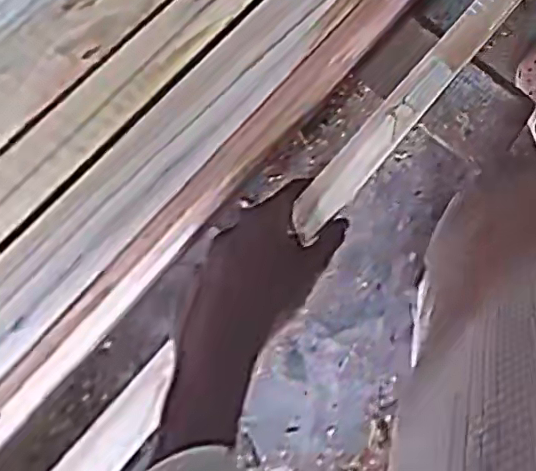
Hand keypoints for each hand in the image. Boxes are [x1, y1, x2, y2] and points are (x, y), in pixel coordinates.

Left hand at [199, 178, 346, 336]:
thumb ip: (329, 239)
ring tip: (273, 272)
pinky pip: (224, 263)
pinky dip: (237, 269)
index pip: (292, 190)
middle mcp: (236, 227)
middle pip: (265, 214)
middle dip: (282, 223)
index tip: (317, 192)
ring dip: (258, 247)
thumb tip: (339, 224)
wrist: (218, 346)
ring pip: (243, 239)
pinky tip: (249, 292)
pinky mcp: (196, 276)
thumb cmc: (270, 301)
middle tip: (298, 240)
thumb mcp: (311, 268)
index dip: (308, 189)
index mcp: (266, 217)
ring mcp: (212, 252)